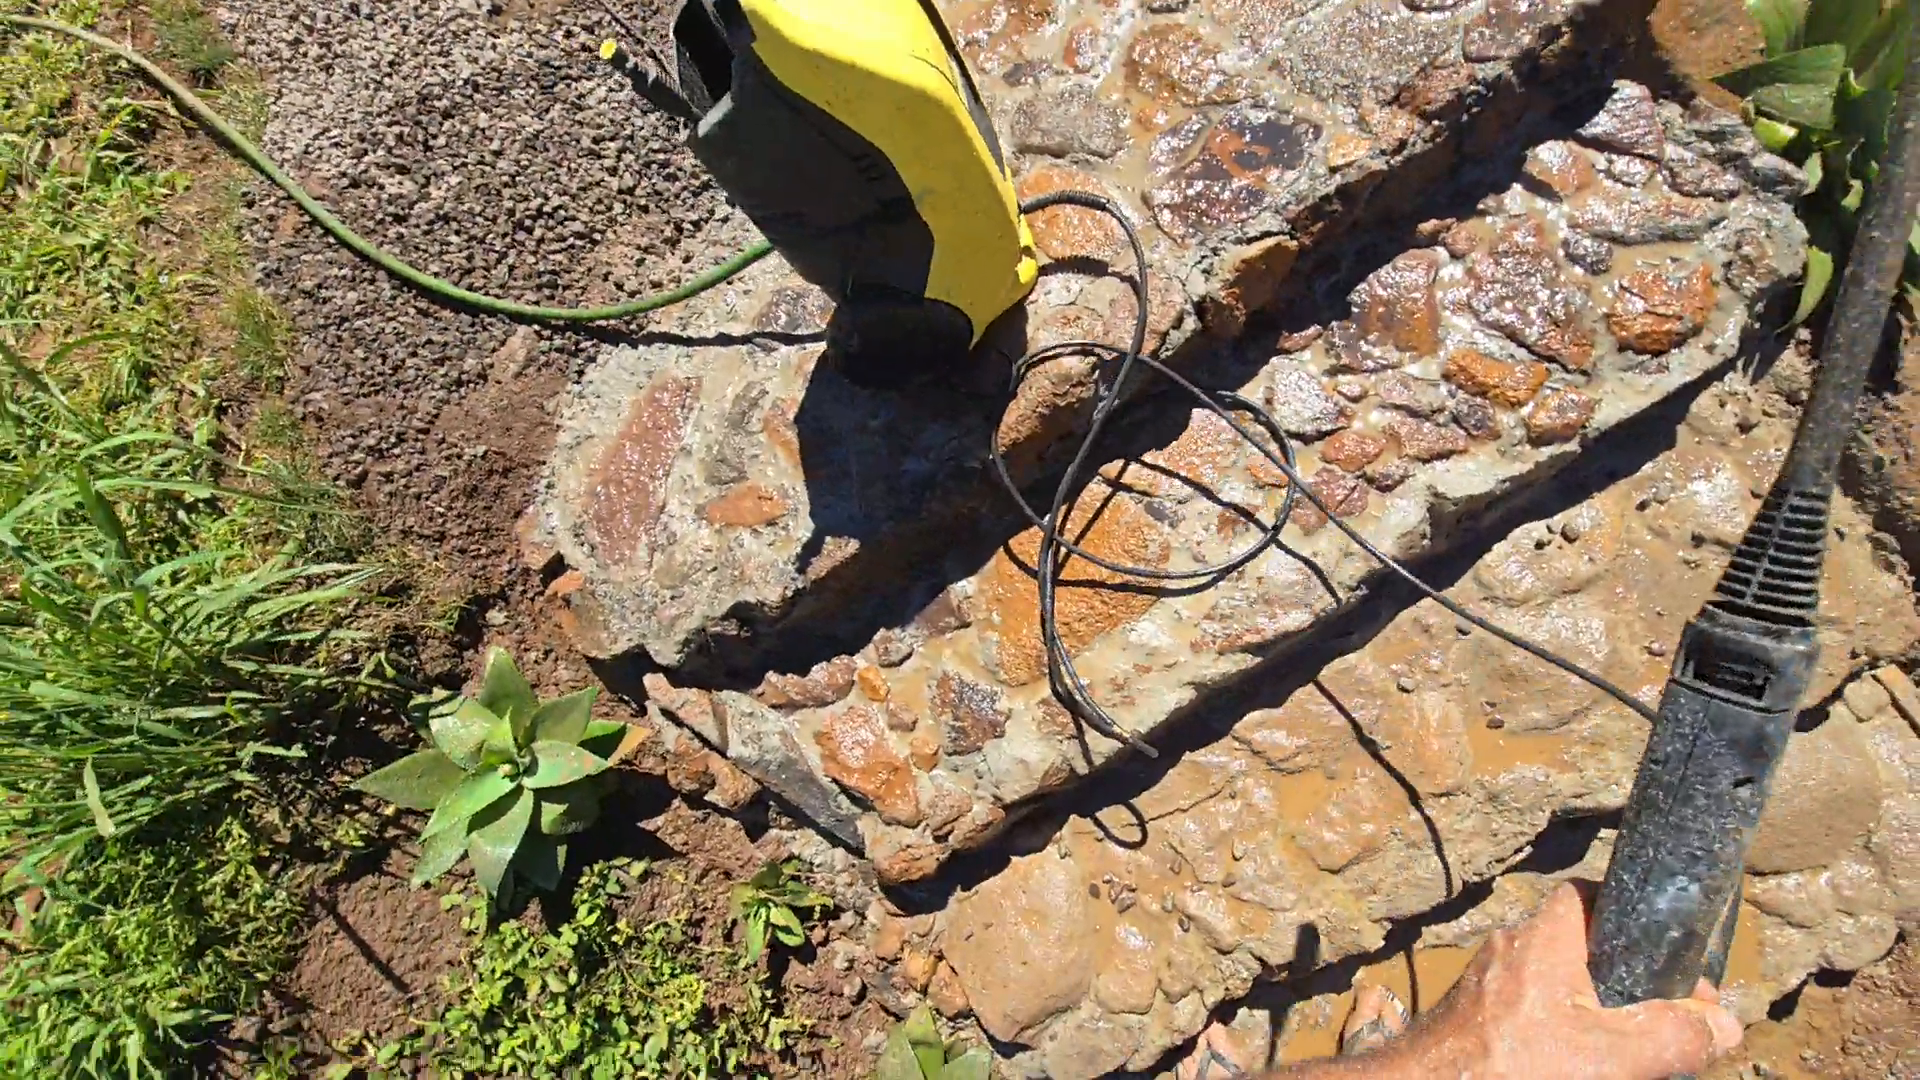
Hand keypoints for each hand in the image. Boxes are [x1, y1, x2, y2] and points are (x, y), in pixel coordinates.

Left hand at [1390, 881, 1743, 1079]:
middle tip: (1665, 1016)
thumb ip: (1673, 1034)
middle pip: (1576, 943)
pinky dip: (1563, 1023)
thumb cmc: (1519, 1061)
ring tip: (1632, 1050)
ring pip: (1555, 977)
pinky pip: (1532, 1002)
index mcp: (1540, 938)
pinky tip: (1583, 1060)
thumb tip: (1722, 1019)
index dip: (1622, 908)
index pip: (1581, 895)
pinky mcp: (1479, 1003)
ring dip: (1595, 1005)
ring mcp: (1490, 974)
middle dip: (1622, 973)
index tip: (1663, 946)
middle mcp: (1510, 945)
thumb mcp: (1615, 1054)